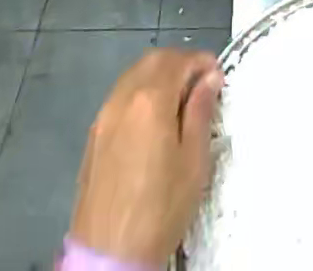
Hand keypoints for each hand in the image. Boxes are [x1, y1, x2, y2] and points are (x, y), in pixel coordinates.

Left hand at [69, 49, 222, 264]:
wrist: (107, 258)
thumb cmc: (161, 207)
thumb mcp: (194, 159)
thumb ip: (201, 111)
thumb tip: (209, 78)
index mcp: (150, 101)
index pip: (179, 61)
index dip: (202, 61)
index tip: (218, 77)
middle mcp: (122, 100)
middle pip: (153, 60)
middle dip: (180, 63)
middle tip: (202, 84)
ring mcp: (103, 119)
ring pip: (133, 76)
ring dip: (159, 75)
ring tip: (180, 101)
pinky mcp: (93, 138)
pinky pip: (120, 97)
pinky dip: (141, 93)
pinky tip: (154, 119)